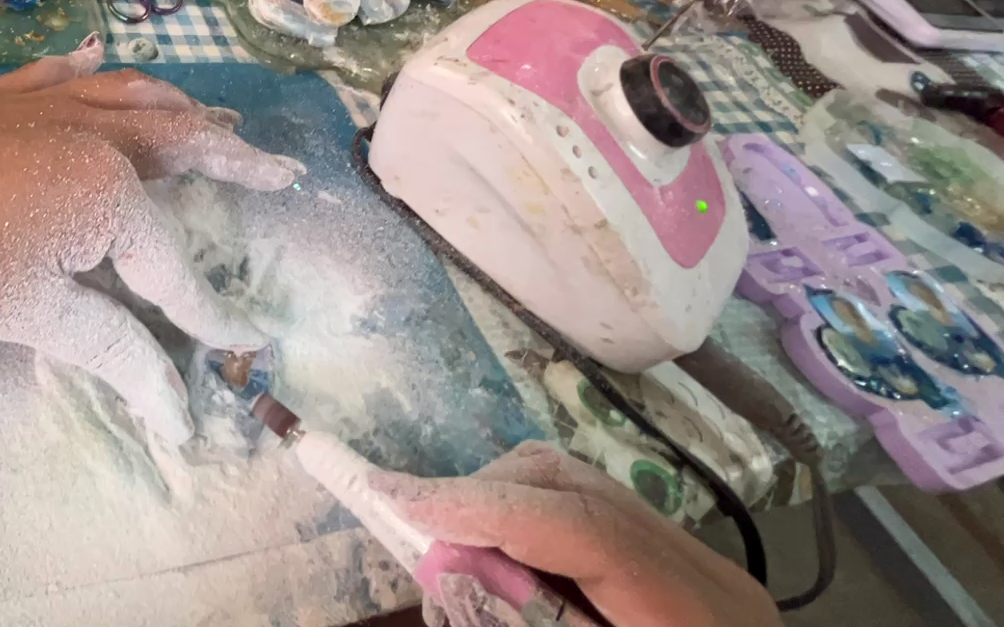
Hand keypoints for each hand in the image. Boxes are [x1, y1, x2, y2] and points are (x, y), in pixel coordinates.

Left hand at [0, 35, 301, 441]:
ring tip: (216, 115)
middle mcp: (94, 133)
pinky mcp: (1, 95)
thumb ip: (112, 352)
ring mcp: (46, 104)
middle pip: (181, 146)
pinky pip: (62, 74)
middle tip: (282, 169)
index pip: (174, 268)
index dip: (208, 314)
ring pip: (133, 99)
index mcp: (111, 190)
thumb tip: (179, 411)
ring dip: (181, 109)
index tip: (247, 345)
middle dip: (236, 161)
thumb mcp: (32, 313)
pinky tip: (99, 55)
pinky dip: (91, 70)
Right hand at [367, 441, 780, 626]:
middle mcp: (702, 573)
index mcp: (698, 615)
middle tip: (419, 529)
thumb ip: (518, 623)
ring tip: (454, 549)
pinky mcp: (666, 565)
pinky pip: (573, 508)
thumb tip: (446, 564)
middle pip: (566, 483)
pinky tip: (498, 558)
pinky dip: (519, 520)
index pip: (584, 525)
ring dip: (493, 504)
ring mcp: (687, 561)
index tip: (394, 498)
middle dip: (477, 497)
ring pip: (566, 483)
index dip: (480, 505)